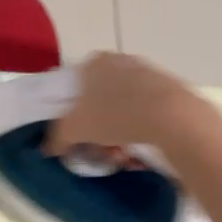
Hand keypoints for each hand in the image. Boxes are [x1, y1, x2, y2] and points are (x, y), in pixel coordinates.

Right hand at [47, 52, 221, 156]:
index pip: (73, 88)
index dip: (71, 116)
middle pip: (99, 105)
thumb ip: (57, 137)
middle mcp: (121, 62)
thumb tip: (50, 148)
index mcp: (94, 63)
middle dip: (98, 135)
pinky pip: (145, 119)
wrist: (171, 118)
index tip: (76, 138)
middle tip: (100, 153)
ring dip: (118, 141)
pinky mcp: (169, 93)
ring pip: (123, 114)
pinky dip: (140, 137)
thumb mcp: (74, 128)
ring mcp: (148, 76)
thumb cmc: (114, 116)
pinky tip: (141, 156)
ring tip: (122, 159)